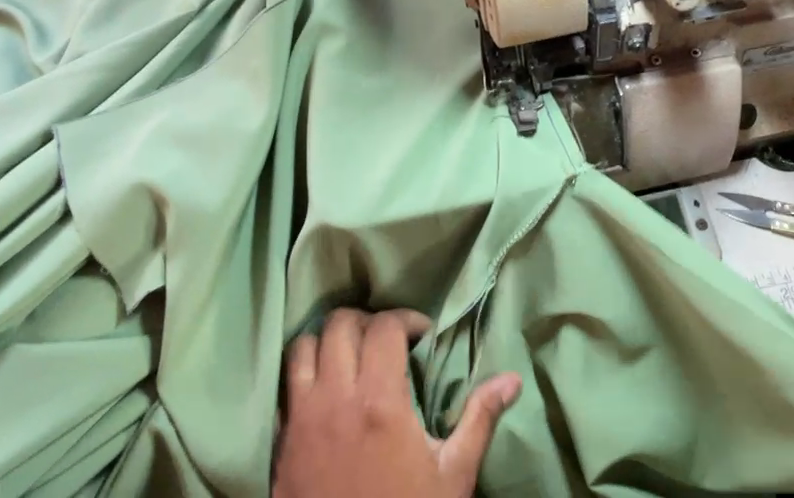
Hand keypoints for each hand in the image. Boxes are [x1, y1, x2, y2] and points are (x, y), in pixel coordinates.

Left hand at [274, 308, 522, 497]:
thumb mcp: (452, 475)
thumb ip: (479, 419)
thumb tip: (512, 379)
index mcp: (380, 400)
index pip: (385, 326)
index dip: (406, 318)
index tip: (421, 333)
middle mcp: (335, 398)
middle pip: (340, 324)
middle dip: (366, 320)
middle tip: (387, 339)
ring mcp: (301, 418)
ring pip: (303, 346)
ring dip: (328, 339)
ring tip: (351, 354)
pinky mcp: (280, 440)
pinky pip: (284, 385)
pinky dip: (301, 371)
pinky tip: (323, 386)